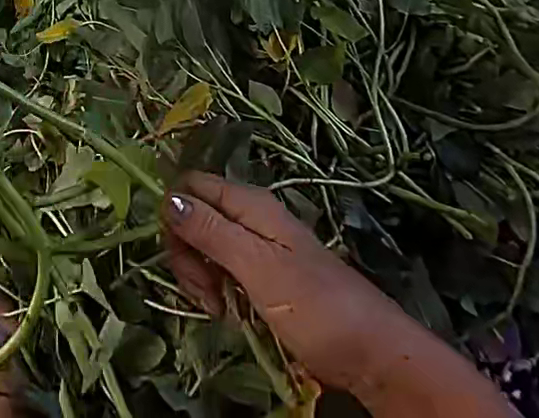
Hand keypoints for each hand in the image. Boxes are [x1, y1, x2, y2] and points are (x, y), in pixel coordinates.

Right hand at [161, 173, 511, 415]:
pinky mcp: (261, 273)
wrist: (372, 353)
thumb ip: (211, 230)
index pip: (190, 185)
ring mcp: (256, 244)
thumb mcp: (256, 266)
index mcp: (249, 203)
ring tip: (219, 308)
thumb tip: (167, 196)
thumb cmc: (315, 305)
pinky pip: (222, 269)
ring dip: (200, 276)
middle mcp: (249, 215)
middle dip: (187, 253)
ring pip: (204, 245)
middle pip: (193, 216)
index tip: (180, 256)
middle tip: (204, 293)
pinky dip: (217, 289)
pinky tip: (229, 311)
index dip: (174, 215)